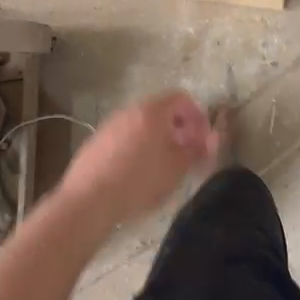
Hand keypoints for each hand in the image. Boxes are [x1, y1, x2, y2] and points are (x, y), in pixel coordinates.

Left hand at [56, 91, 218, 225]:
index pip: (181, 98)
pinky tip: (135, 175)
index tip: (202, 139)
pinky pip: (124, 138)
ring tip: (162, 167)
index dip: (197, 116)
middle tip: (185, 154)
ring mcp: (109, 126)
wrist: (88, 201)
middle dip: (178, 129)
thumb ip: (197, 150)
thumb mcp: (177, 168)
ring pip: (141, 125)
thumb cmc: (140, 180)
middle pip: (161, 111)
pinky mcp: (95, 143)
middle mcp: (129, 111)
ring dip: (157, 140)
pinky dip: (136, 148)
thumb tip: (211, 139)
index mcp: (152, 111)